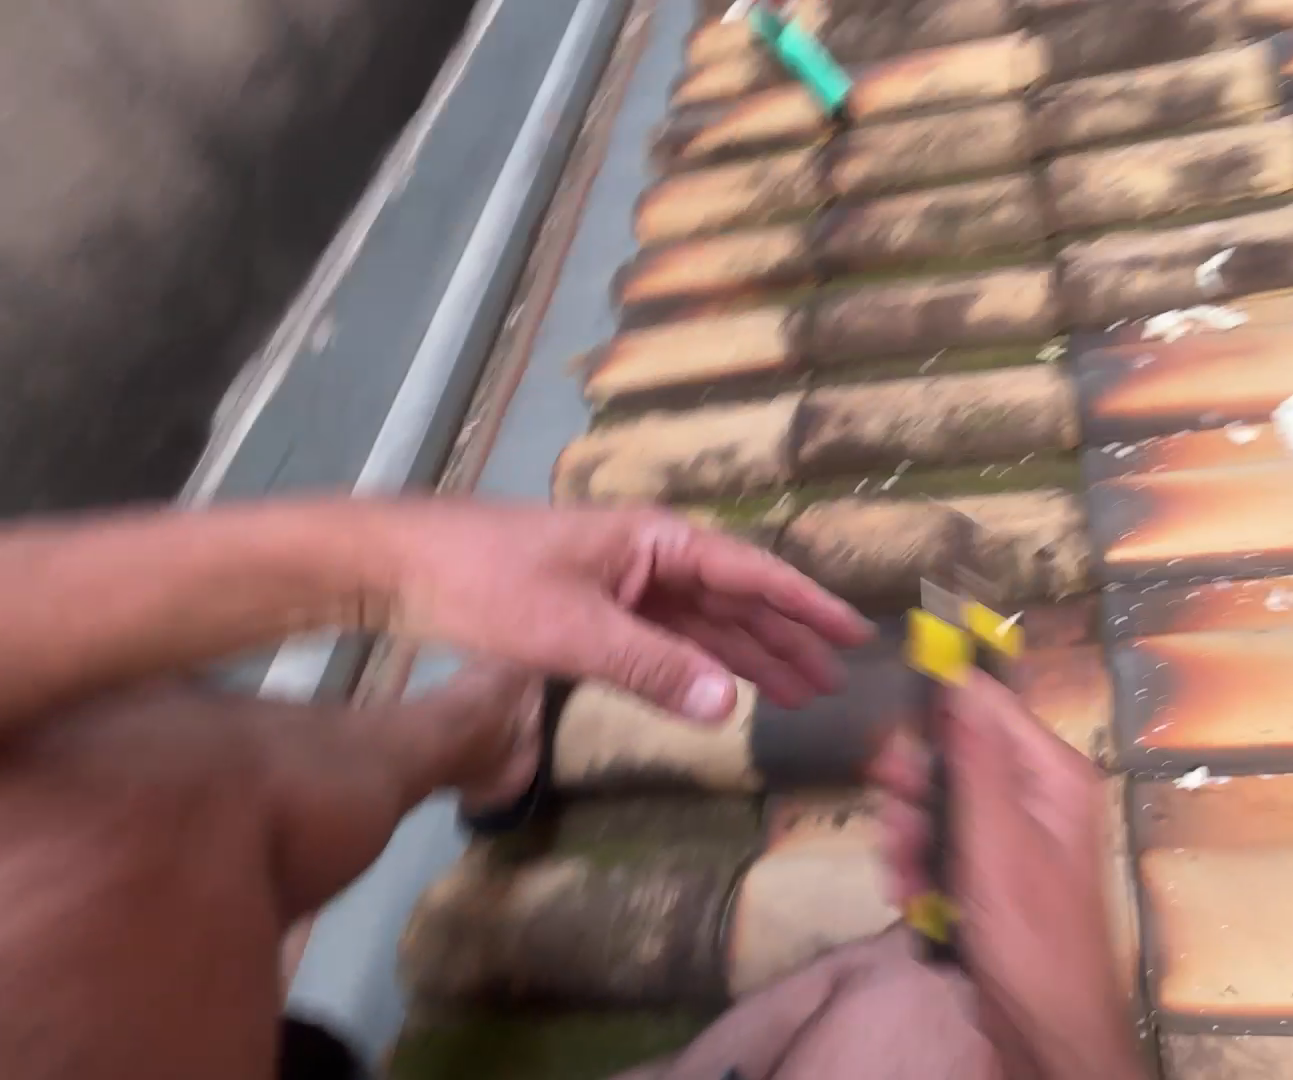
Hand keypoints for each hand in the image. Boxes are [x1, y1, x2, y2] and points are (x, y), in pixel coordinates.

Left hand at [361, 501, 871, 720]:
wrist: (396, 568)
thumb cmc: (485, 580)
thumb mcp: (571, 628)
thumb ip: (651, 666)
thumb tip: (726, 707)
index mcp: (664, 542)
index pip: (754, 574)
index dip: (809, 604)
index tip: (854, 631)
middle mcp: (662, 559)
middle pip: (742, 603)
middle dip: (788, 642)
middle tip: (832, 681)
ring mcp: (639, 587)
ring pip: (712, 626)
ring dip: (753, 659)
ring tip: (800, 693)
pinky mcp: (613, 612)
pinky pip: (676, 641)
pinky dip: (705, 666)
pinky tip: (732, 688)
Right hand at [871, 675, 1144, 1079]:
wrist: (1043, 1029)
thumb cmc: (1029, 932)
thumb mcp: (996, 837)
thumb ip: (977, 756)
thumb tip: (963, 677)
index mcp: (1050, 772)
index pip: (990, 706)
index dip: (943, 704)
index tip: (898, 721)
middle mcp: (1034, 792)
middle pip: (957, 757)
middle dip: (917, 789)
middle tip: (891, 812)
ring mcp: (1010, 831)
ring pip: (941, 802)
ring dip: (911, 836)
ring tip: (904, 875)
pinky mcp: (989, 866)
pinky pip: (943, 842)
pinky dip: (920, 866)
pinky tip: (913, 896)